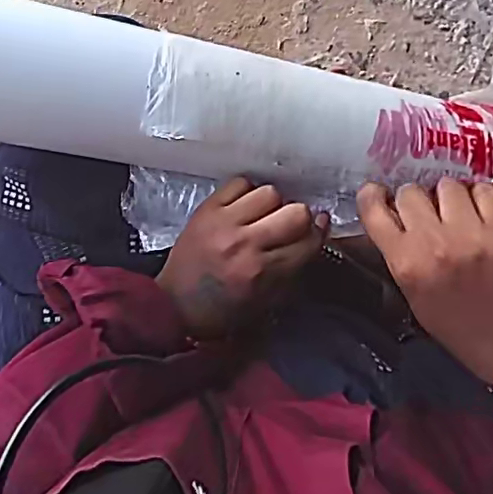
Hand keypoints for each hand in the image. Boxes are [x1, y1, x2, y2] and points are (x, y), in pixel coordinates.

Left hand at [157, 177, 328, 339]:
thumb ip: (293, 266)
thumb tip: (317, 229)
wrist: (174, 305)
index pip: (308, 242)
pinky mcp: (206, 209)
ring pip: (270, 193)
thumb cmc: (224, 310)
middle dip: (298, 219)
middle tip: (288, 227)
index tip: (316, 231)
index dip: (317, 235)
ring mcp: (224, 222)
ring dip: (272, 204)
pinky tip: (243, 207)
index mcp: (262, 271)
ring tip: (262, 216)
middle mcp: (245, 243)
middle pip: (296, 212)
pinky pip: (239, 183)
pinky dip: (246, 193)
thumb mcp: (266, 300)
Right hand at [357, 179, 492, 385]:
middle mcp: (434, 243)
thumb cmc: (460, 329)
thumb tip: (393, 216)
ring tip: (458, 213)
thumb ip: (399, 254)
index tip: (380, 194)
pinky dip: (480, 197)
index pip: (374, 209)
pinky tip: (482, 212)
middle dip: (416, 201)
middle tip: (429, 214)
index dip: (374, 196)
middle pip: (411, 192)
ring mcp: (472, 235)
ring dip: (448, 196)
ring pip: (447, 185)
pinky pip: (484, 190)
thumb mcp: (413, 294)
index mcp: (406, 263)